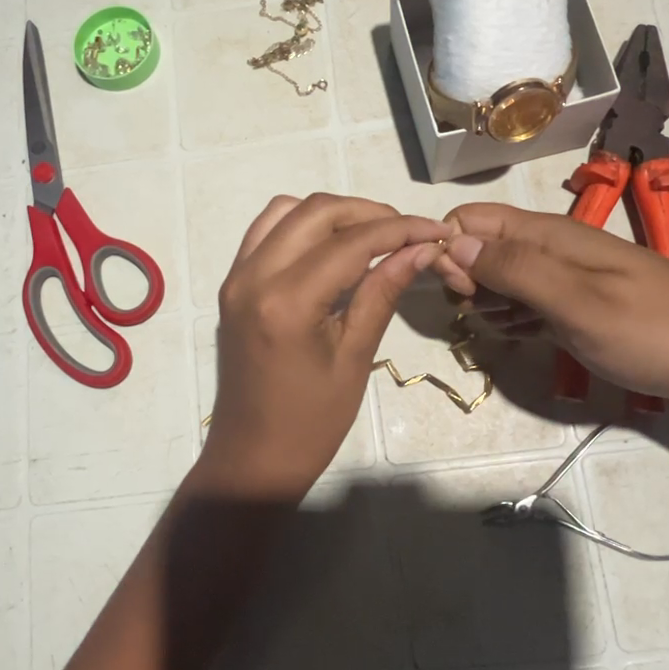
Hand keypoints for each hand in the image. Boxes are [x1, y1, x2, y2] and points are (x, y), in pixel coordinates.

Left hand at [205, 194, 452, 494]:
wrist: (251, 458)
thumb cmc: (311, 423)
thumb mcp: (355, 357)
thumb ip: (383, 292)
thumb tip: (421, 248)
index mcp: (288, 301)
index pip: (351, 242)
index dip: (400, 229)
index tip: (437, 231)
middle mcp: (253, 276)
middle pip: (316, 212)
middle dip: (368, 213)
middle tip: (408, 234)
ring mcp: (236, 278)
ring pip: (285, 211)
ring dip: (332, 214)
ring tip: (372, 236)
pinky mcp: (231, 285)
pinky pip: (264, 232)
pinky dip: (300, 225)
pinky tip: (330, 246)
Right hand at [432, 202, 668, 406]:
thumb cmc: (657, 332)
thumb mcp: (578, 303)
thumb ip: (514, 270)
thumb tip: (450, 243)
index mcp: (549, 236)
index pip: (472, 220)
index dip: (448, 248)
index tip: (455, 292)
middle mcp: (552, 250)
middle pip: (481, 249)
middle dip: (466, 280)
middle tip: (485, 317)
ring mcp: (567, 280)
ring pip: (501, 279)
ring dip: (488, 304)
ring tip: (508, 332)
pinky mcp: (577, 310)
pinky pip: (527, 305)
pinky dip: (514, 320)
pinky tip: (521, 339)